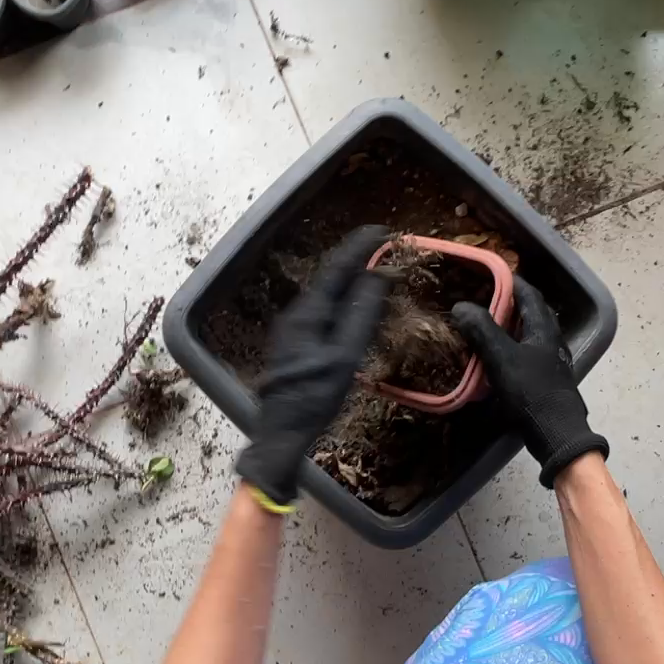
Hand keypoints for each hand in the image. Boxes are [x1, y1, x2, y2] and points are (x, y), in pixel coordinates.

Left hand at [234, 225, 390, 504]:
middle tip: (382, 248)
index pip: (337, 269)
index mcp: (308, 312)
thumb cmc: (316, 395)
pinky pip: (321, 313)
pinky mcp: (292, 344)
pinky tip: (353, 309)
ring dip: (349, 283)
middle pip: (329, 279)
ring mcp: (290, 329)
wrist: (282, 432)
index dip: (359, 247)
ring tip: (373, 273)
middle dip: (355, 262)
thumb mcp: (346, 355)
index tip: (381, 231)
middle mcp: (295, 314)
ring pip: (324, 297)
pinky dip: (341, 303)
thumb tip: (379, 274)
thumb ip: (362, 313)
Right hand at [452, 276, 608, 486]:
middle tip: (485, 300)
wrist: (555, 432)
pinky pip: (526, 354)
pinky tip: (495, 358)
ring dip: (510, 327)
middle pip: (532, 313)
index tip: (491, 275)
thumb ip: (482, 330)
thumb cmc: (531, 390)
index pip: (530, 295)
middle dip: (511, 304)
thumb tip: (460, 306)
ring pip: (529, 335)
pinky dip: (510, 348)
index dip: (512, 282)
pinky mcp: (545, 380)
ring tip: (485, 326)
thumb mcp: (501, 357)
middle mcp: (551, 340)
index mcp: (544, 328)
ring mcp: (550, 362)